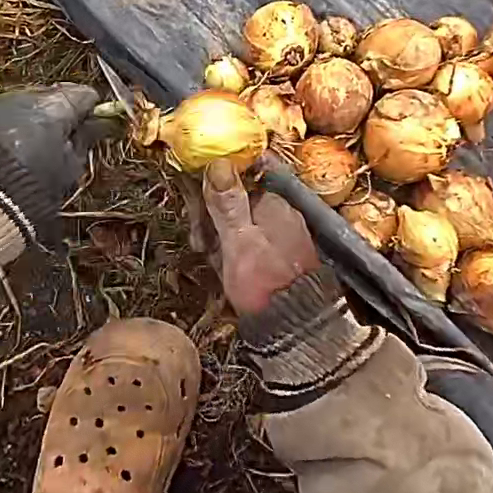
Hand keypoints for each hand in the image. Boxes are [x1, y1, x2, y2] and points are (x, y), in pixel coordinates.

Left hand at [0, 83, 113, 269]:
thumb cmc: (27, 192)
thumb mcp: (67, 172)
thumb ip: (84, 143)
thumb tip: (98, 125)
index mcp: (54, 108)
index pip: (84, 95)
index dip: (90, 112)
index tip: (91, 128)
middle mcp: (23, 96)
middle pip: (51, 96)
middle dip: (57, 114)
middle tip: (60, 142)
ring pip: (21, 104)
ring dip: (28, 121)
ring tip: (26, 151)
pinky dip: (1, 129)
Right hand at [201, 158, 320, 315]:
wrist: (295, 329)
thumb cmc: (265, 284)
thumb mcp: (238, 241)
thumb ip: (228, 203)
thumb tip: (218, 164)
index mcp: (274, 202)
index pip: (241, 174)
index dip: (214, 184)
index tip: (197, 204)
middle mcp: (282, 212)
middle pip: (239, 197)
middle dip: (213, 215)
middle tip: (201, 240)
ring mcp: (282, 233)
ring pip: (241, 220)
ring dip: (220, 234)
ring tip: (209, 256)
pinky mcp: (279, 254)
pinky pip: (250, 240)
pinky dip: (233, 249)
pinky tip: (223, 265)